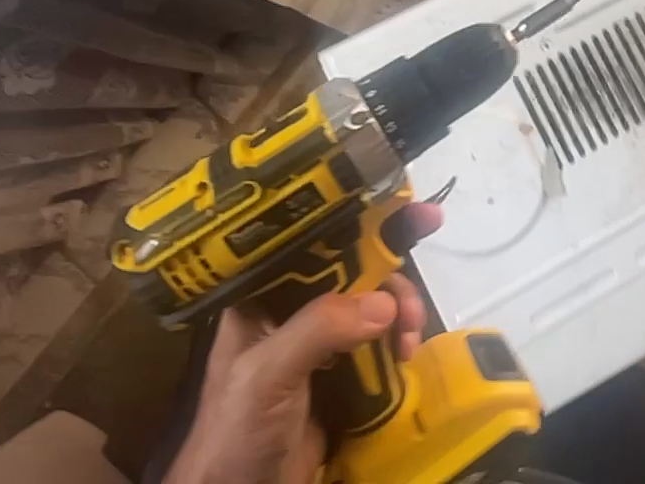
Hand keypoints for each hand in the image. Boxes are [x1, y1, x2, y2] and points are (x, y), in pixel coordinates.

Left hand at [165, 204, 442, 483]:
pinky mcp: (343, 372)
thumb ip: (319, 330)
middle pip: (356, 269)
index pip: (317, 242)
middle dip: (391, 278)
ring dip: (400, 312)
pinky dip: (399, 340)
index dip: (362, 222)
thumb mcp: (267, 373)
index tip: (411, 212)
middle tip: (411, 310)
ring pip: (374, 302)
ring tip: (408, 342)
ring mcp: (321, 341)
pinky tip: (404, 356)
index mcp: (265, 295)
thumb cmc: (234, 432)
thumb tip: (384, 303)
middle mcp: (294, 309)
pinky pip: (381, 339)